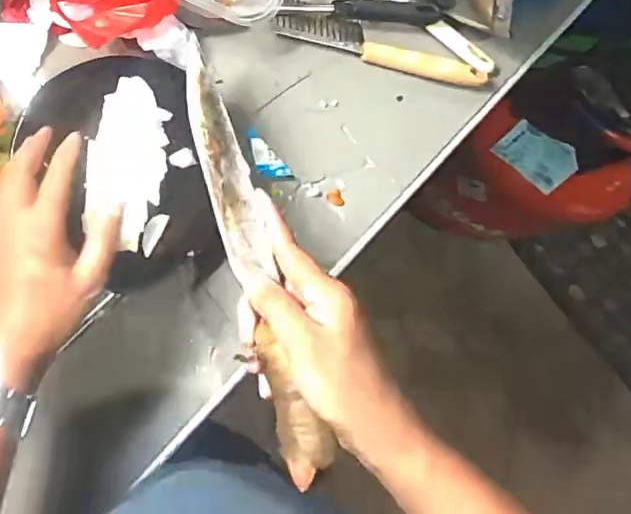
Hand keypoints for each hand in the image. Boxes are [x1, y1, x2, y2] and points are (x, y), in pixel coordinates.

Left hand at [0, 128, 118, 386]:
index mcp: (42, 226)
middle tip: (48, 130)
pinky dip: (13, 176)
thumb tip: (116, 205)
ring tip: (35, 146)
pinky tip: (22, 179)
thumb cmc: (50, 314)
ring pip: (7, 181)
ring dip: (21, 159)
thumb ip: (103, 241)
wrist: (5, 344)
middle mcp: (17, 218)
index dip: (67, 155)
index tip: (77, 137)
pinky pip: (3, 194)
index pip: (56, 178)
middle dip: (34, 147)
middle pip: (21, 171)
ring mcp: (1, 226)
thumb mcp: (88, 282)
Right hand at [244, 198, 413, 460]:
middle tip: (247, 341)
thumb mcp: (299, 343)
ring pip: (281, 312)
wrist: (383, 434)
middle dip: (255, 309)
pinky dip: (278, 351)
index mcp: (325, 291)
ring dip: (264, 336)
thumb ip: (272, 302)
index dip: (271, 222)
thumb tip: (249, 270)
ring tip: (260, 369)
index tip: (259, 196)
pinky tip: (271, 378)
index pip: (289, 248)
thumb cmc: (342, 386)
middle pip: (278, 286)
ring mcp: (328, 320)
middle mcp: (327, 298)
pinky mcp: (327, 341)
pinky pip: (292, 333)